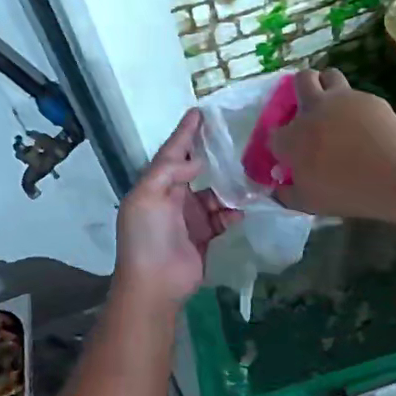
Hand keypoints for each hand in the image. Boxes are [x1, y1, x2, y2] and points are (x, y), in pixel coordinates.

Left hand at [115, 109, 239, 305]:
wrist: (155, 283)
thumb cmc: (146, 237)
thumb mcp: (148, 197)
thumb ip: (168, 172)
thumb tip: (196, 160)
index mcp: (155, 186)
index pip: (172, 153)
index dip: (185, 133)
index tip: (200, 112)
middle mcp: (172, 198)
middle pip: (196, 171)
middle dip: (213, 157)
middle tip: (235, 139)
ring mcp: (189, 219)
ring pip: (214, 194)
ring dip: (229, 188)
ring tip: (248, 178)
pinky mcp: (204, 237)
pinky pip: (222, 218)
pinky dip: (232, 213)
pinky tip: (242, 209)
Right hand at [272, 69, 395, 218]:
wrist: (393, 178)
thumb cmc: (345, 193)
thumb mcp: (308, 203)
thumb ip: (287, 194)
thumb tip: (279, 188)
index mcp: (293, 137)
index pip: (275, 134)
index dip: (281, 145)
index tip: (290, 156)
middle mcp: (314, 110)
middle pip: (301, 80)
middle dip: (301, 90)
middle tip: (309, 109)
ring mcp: (343, 100)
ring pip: (329, 75)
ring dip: (326, 86)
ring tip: (334, 107)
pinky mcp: (369, 99)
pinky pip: (357, 96)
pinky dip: (355, 108)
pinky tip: (364, 126)